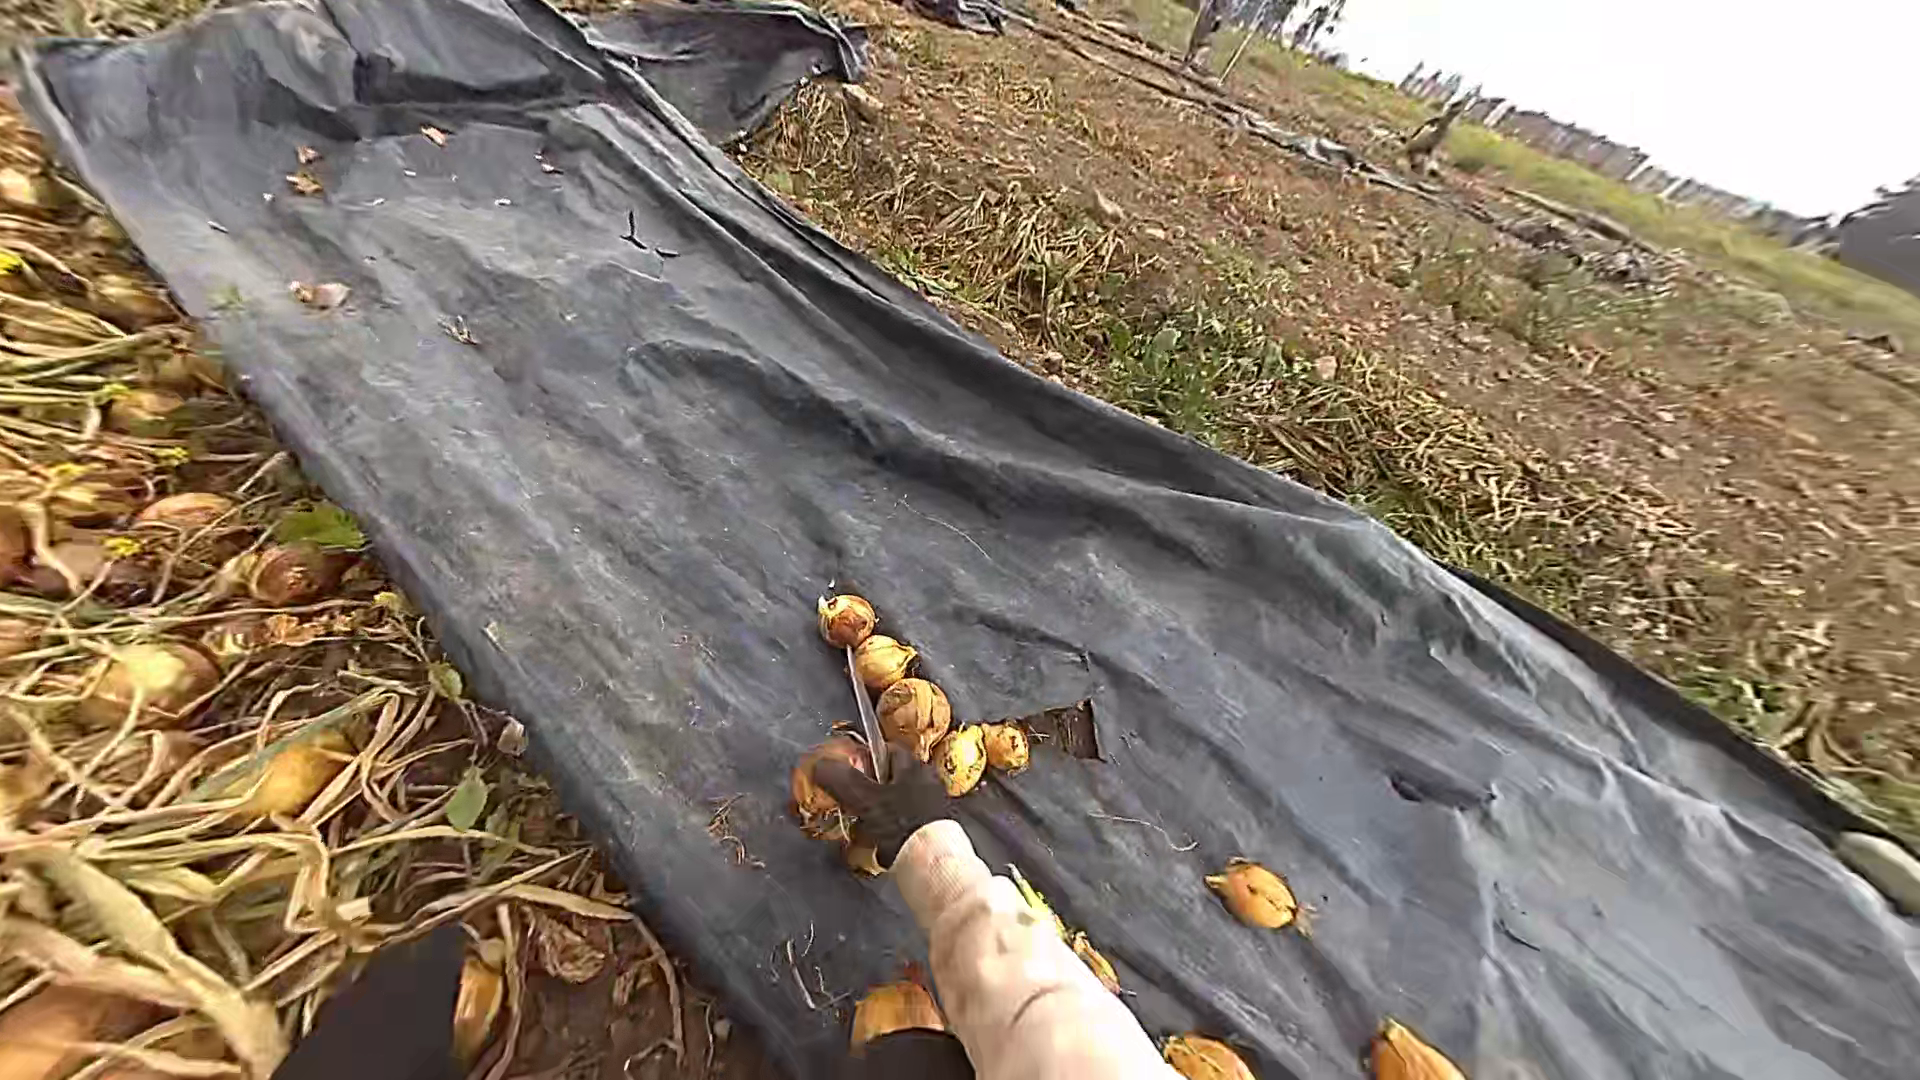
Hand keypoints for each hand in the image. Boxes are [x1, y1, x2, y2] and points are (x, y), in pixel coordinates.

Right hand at [812, 744, 949, 864]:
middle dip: (870, 790)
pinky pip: (907, 820)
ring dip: (880, 812)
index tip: (847, 774)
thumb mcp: (865, 799)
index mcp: (913, 764)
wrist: (932, 859)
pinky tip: (881, 844)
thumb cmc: (900, 823)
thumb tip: (819, 764)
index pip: (886, 749)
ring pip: (898, 800)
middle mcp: (927, 778)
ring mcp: (934, 802)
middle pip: (891, 777)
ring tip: (863, 828)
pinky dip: (893, 829)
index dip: (864, 758)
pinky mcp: (936, 825)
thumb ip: (841, 780)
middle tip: (852, 805)